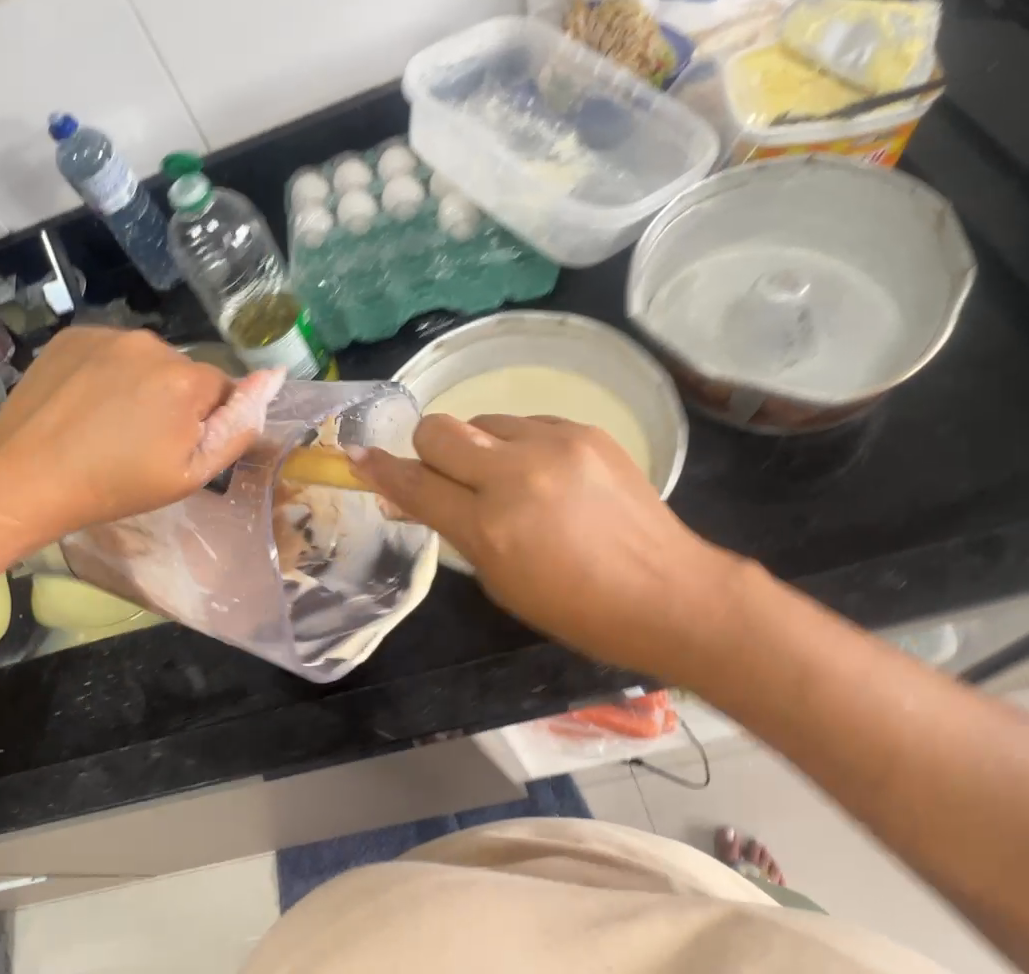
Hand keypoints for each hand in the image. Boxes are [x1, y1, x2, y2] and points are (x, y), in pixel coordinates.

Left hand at [0, 328, 281, 537]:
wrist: (22, 477)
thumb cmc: (113, 486)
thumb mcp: (189, 475)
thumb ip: (238, 428)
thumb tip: (271, 379)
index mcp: (187, 379)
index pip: (220, 389)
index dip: (202, 421)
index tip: (171, 447)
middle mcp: (153, 343)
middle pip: (182, 371)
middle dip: (172, 399)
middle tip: (137, 440)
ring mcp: (108, 335)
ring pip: (145, 359)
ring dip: (139, 383)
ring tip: (105, 422)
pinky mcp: (73, 334)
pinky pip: (109, 349)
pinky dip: (105, 371)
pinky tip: (83, 402)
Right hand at [350, 414, 749, 678]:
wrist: (669, 593)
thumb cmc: (577, 608)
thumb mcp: (502, 581)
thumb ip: (454, 530)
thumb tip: (410, 498)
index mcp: (491, 527)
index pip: (415, 485)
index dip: (381, 470)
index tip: (359, 456)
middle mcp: (516, 475)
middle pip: (439, 431)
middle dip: (429, 450)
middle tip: (449, 476)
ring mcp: (554, 445)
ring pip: (482, 421)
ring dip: (480, 448)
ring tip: (510, 481)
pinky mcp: (585, 430)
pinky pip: (526, 423)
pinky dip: (521, 446)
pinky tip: (546, 476)